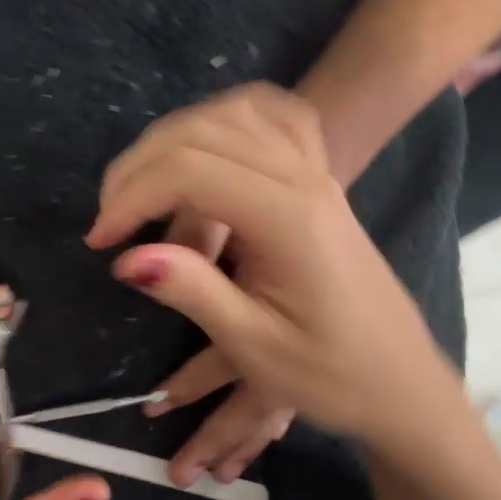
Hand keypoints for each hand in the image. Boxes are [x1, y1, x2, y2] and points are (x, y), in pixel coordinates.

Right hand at [85, 83, 452, 452]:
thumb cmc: (331, 375)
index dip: (132, 197)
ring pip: (231, 116)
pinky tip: (202, 148)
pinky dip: (224, 121)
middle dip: (138, 168)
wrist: (402, 383)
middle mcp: (304, 181)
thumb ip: (193, 293)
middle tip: (107, 220)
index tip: (98, 242)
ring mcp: (316, 175)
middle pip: (202, 133)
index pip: (191, 172)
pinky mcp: (319, 181)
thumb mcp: (256, 348)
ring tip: (139, 188)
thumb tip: (127, 257)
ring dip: (171, 140)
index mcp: (289, 221)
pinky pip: (271, 120)